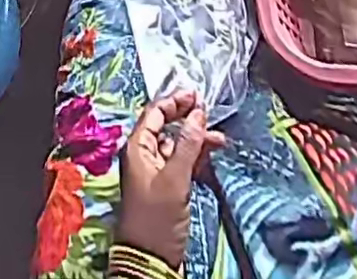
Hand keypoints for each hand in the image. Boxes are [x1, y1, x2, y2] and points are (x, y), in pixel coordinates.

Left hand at [115, 92, 225, 268]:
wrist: (151, 261)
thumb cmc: (158, 217)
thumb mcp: (175, 179)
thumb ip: (187, 144)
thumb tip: (198, 112)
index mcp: (137, 146)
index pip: (154, 112)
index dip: (175, 101)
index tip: (196, 95)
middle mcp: (143, 153)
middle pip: (165, 125)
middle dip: (187, 118)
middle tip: (209, 113)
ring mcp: (155, 170)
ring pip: (176, 144)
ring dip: (195, 139)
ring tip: (219, 139)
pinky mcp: (166, 186)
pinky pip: (180, 162)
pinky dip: (195, 157)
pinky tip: (210, 156)